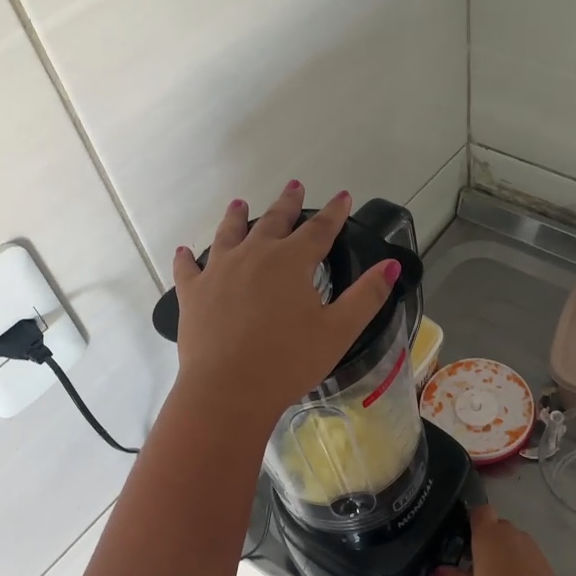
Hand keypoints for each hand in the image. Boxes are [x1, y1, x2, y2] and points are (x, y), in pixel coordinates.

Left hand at [170, 181, 396, 428]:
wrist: (228, 390)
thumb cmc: (289, 361)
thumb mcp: (339, 331)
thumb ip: (367, 295)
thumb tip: (391, 264)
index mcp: (292, 261)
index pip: (319, 229)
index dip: (334, 213)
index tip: (342, 196)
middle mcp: (254, 255)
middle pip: (274, 221)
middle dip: (287, 203)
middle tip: (295, 186)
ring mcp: (219, 271)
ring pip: (229, 235)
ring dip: (237, 217)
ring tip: (240, 204)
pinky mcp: (193, 293)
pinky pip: (188, 268)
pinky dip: (187, 258)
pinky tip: (185, 251)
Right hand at [436, 506, 575, 575]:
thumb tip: (438, 571)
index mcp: (489, 536)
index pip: (481, 511)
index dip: (473, 521)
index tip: (465, 540)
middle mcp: (511, 533)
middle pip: (496, 525)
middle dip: (486, 539)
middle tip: (475, 563)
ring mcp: (531, 545)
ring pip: (512, 539)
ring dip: (503, 550)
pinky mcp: (544, 559)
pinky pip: (525, 551)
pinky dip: (518, 561)